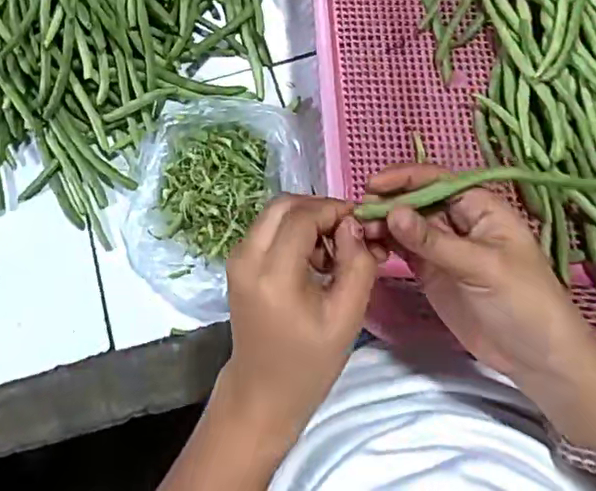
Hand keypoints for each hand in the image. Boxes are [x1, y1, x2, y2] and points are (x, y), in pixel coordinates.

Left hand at [217, 194, 376, 436]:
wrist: (262, 391)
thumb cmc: (308, 362)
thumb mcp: (346, 318)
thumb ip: (357, 266)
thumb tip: (352, 225)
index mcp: (273, 275)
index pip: (302, 217)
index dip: (332, 211)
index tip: (358, 223)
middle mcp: (247, 257)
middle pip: (284, 204)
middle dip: (318, 209)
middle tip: (344, 232)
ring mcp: (237, 257)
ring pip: (274, 212)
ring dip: (304, 218)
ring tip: (330, 250)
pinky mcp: (237, 260)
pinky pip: (266, 226)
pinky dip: (291, 228)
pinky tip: (311, 257)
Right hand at [360, 164, 591, 382]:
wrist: (540, 360)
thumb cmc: (525, 302)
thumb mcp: (482, 267)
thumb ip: (435, 241)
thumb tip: (393, 212)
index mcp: (477, 205)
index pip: (435, 180)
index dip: (404, 178)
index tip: (373, 185)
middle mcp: (456, 219)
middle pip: (414, 199)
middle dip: (387, 202)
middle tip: (358, 214)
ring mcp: (441, 245)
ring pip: (404, 223)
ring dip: (381, 223)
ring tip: (358, 231)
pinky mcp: (430, 270)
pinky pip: (402, 248)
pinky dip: (384, 244)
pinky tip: (367, 246)